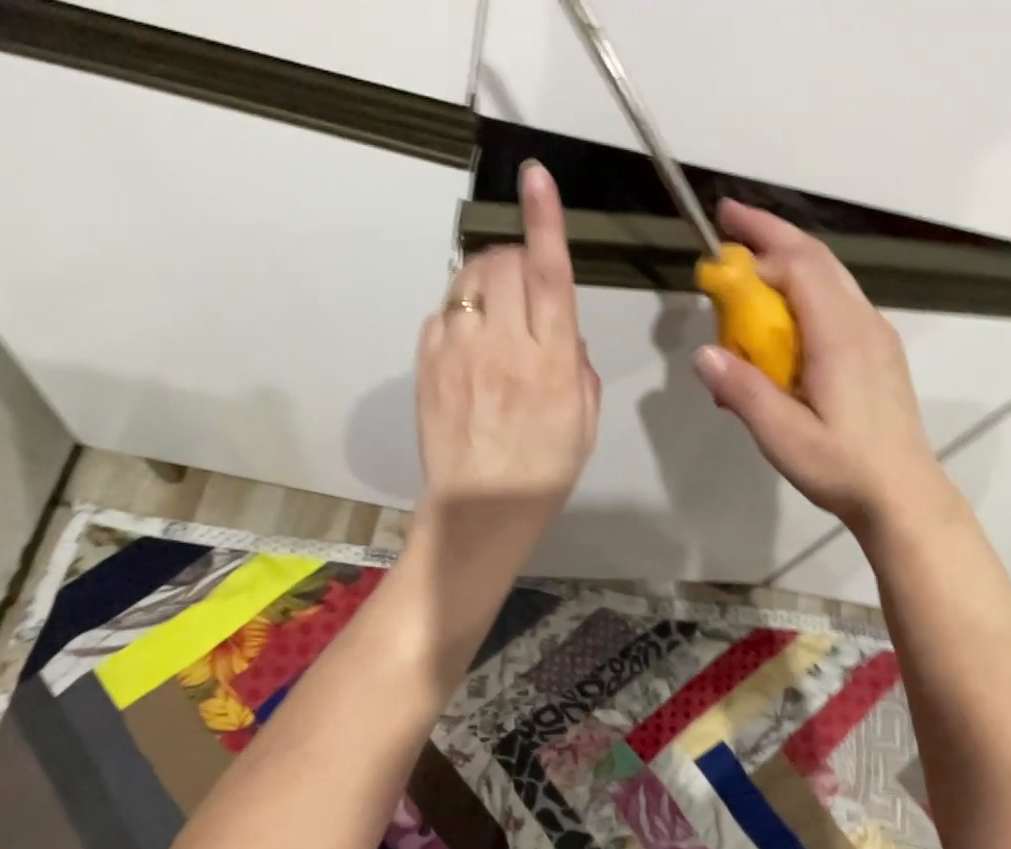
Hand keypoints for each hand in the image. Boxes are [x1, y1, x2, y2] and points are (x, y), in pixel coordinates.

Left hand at [413, 161, 599, 550]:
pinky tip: (468, 344)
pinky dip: (459, 314)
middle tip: (525, 285)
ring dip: (486, 280)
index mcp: (551, 360)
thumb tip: (562, 332)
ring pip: (468, 280)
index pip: (549, 272)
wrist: (479, 511)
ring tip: (496, 313)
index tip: (536, 176)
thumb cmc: (543, 472)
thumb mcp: (584, 422)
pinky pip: (442, 313)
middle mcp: (503, 345)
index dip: (545, 219)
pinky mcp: (426, 364)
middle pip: (504, 263)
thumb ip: (577, 364)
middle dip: (517, 258)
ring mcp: (457, 352)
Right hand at [693, 199, 947, 536]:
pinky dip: (801, 292)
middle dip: (771, 233)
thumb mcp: (783, 437)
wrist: (903, 494)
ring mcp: (874, 336)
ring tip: (747, 261)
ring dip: (787, 260)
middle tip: (729, 217)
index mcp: (840, 337)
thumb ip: (743, 391)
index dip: (755, 253)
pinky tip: (778, 318)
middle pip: (817, 259)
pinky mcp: (876, 353)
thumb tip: (704, 354)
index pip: (798, 269)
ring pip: (829, 278)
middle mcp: (862, 323)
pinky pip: (835, 304)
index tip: (717, 251)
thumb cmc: (843, 468)